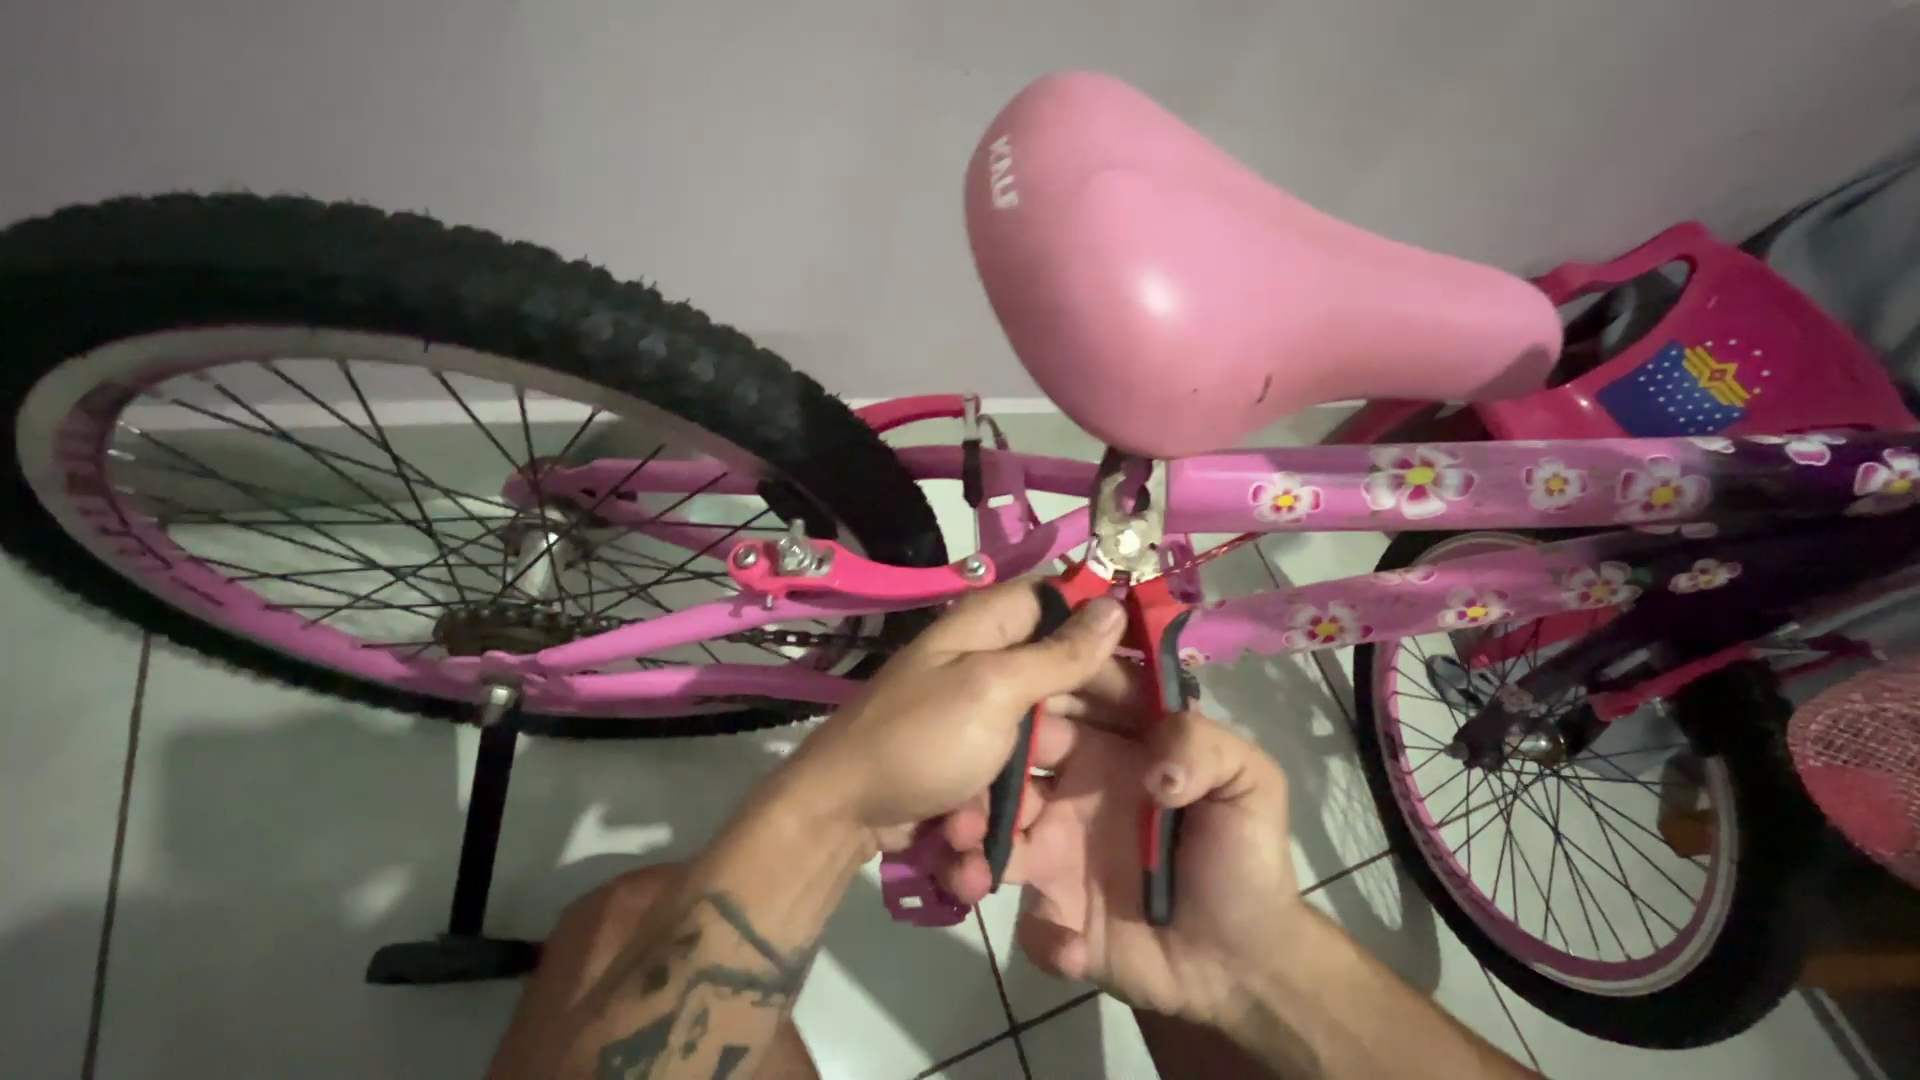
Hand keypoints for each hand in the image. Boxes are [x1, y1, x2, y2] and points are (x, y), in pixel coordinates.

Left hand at [790, 581, 1127, 849]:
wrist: (844, 813)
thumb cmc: (921, 738)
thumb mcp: (993, 690)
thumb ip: (1056, 653)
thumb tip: (1112, 604)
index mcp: (987, 626)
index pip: (1060, 603)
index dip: (1103, 630)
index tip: (1146, 670)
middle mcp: (985, 661)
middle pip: (1061, 672)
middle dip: (1087, 717)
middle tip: (1131, 754)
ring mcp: (978, 714)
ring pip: (1043, 732)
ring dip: (1042, 772)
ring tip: (1039, 803)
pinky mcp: (971, 760)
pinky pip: (1012, 771)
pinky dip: (1009, 799)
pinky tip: (994, 833)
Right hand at [947, 662, 1308, 1025]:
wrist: (1246, 963)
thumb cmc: (1244, 857)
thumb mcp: (1252, 783)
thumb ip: (1205, 747)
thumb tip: (1153, 771)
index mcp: (1109, 751)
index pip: (1059, 704)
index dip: (1033, 690)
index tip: (1011, 687)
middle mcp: (1071, 792)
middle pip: (1008, 766)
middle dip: (981, 767)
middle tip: (965, 779)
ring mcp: (1057, 855)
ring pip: (991, 838)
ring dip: (971, 847)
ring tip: (974, 869)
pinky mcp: (1057, 917)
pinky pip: (1029, 923)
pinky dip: (1043, 936)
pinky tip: (1075, 948)